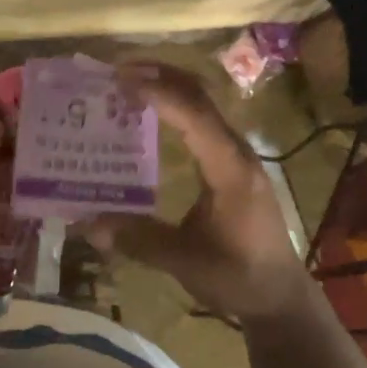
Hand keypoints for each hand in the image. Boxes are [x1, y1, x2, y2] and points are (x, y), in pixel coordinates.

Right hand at [85, 63, 313, 323]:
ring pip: (204, 104)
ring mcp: (238, 154)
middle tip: (117, 71)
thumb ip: (139, 240)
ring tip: (128, 84)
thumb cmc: (238, 277)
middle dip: (162, 77)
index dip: (160, 94)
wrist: (280, 296)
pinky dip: (177, 107)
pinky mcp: (233, 163)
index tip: (122, 81)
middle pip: (201, 97)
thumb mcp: (186, 262)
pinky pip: (205, 120)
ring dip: (169, 88)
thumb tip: (86, 224)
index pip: (196, 117)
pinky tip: (150, 115)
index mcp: (230, 169)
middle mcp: (237, 152)